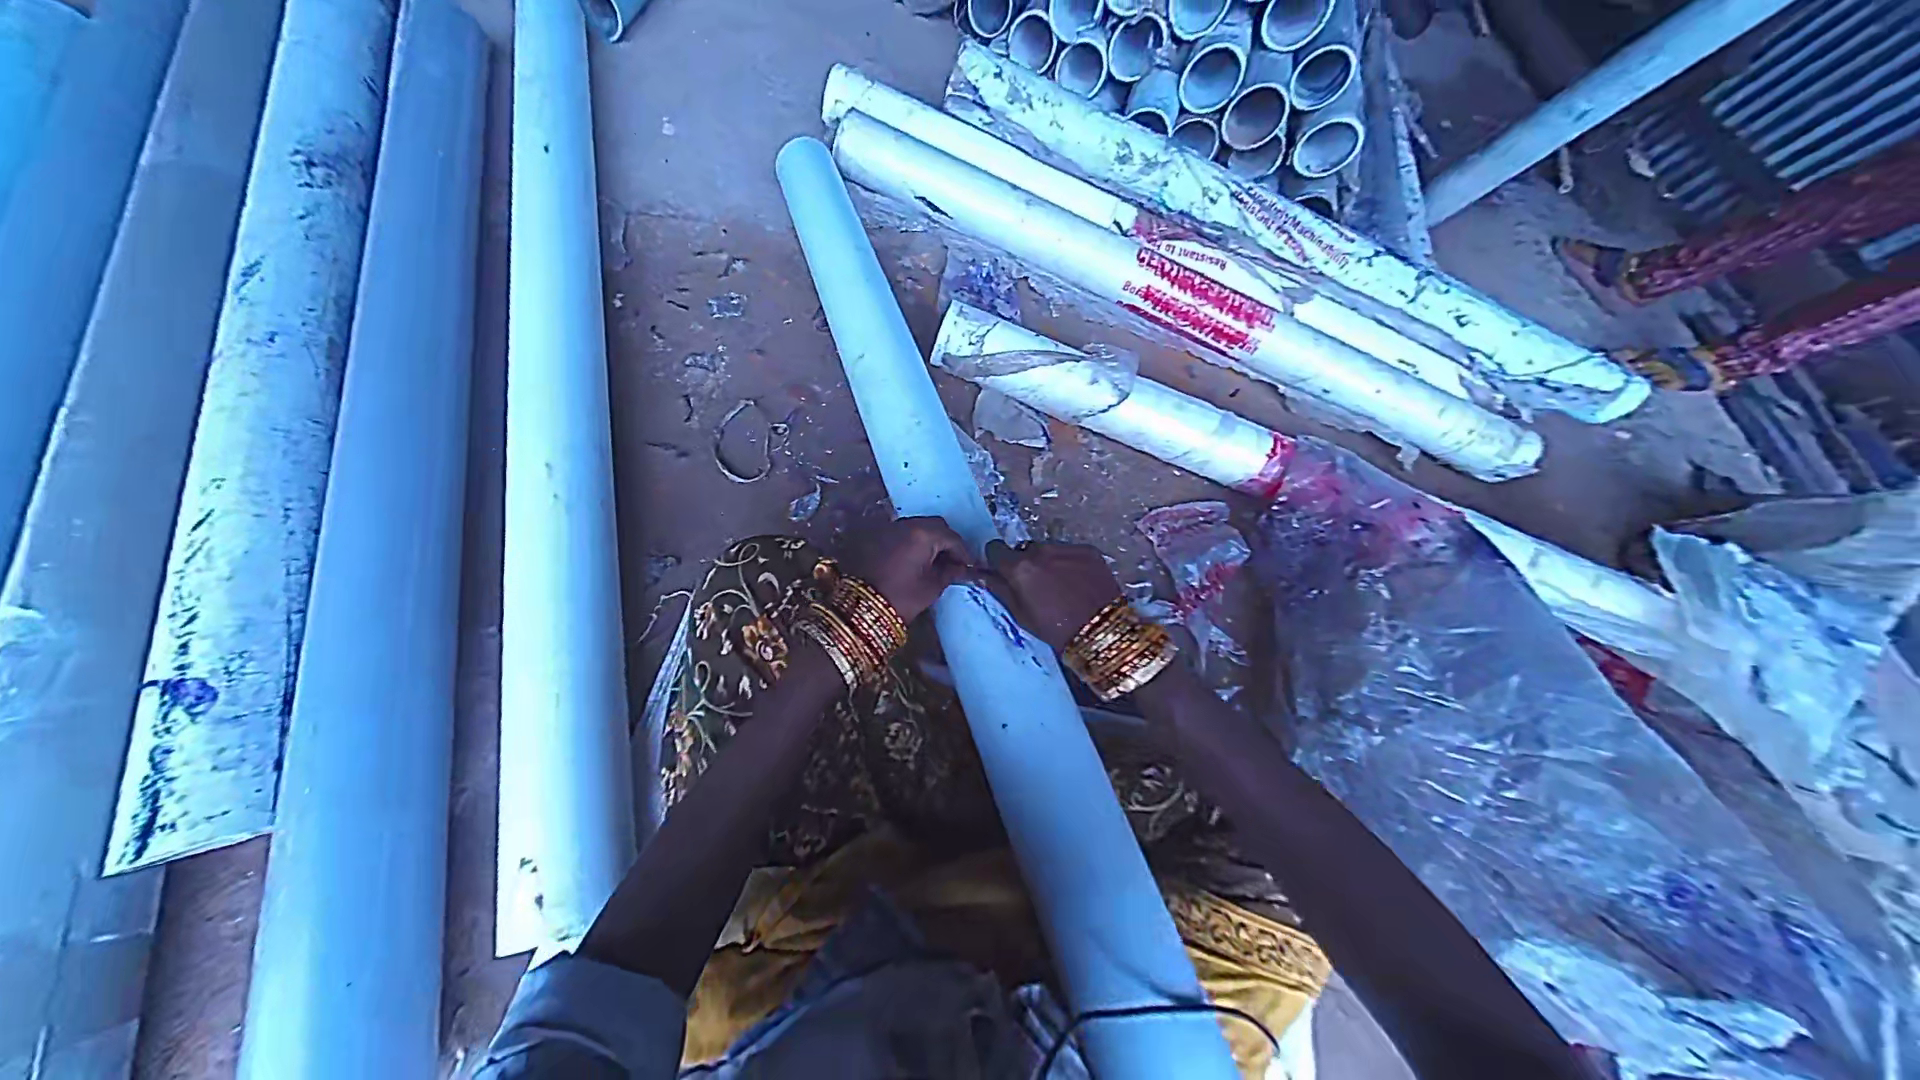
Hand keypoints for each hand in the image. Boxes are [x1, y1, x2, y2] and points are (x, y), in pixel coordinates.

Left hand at [843, 517, 974, 622]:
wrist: (861, 608)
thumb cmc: (902, 597)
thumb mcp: (932, 586)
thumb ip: (950, 572)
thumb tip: (961, 568)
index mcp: (923, 534)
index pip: (952, 537)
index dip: (963, 552)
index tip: (968, 566)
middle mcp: (906, 524)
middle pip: (935, 526)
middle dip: (947, 542)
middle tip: (953, 562)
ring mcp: (890, 528)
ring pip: (918, 527)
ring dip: (930, 540)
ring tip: (936, 561)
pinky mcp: (877, 536)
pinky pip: (903, 533)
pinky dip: (914, 541)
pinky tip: (918, 558)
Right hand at [984, 541, 1122, 650]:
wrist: (1102, 630)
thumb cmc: (1055, 629)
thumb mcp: (1020, 615)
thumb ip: (999, 589)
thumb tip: (981, 574)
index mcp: (1019, 568)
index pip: (995, 549)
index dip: (998, 561)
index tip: (1004, 571)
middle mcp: (1040, 551)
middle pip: (1024, 550)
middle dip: (1027, 564)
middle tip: (1038, 586)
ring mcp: (1066, 548)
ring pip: (1048, 550)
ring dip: (1049, 562)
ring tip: (1061, 586)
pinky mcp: (1087, 549)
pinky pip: (1070, 551)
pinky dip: (1070, 562)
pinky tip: (1078, 583)